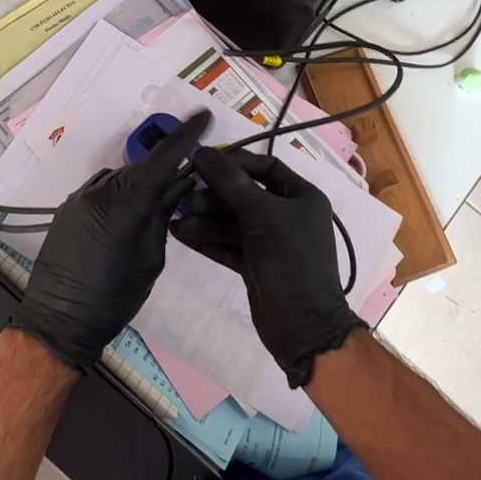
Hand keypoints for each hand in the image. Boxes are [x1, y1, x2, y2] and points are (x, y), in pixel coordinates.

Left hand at [9, 110, 210, 370]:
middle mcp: (100, 191)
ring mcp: (80, 197)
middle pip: (142, 169)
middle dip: (166, 169)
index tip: (204, 117)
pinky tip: (127, 215)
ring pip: (121, 178)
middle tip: (188, 179)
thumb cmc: (114, 297)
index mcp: (126, 204)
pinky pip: (102, 190)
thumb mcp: (151, 258)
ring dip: (141, 184)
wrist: (59, 319)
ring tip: (156, 206)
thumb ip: (164, 214)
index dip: (185, 136)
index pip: (162, 160)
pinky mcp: (68, 207)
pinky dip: (120, 194)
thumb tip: (181, 183)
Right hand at [172, 146, 362, 387]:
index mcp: (301, 197)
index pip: (265, 167)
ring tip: (177, 219)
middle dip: (214, 195)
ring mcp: (270, 241)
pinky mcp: (254, 264)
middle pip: (243, 194)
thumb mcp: (263, 216)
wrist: (303, 327)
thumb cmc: (292, 262)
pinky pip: (227, 243)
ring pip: (231, 221)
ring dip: (205, 218)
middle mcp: (286, 215)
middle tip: (187, 197)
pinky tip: (180, 234)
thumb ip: (230, 183)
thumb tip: (200, 152)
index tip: (202, 161)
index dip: (234, 162)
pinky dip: (206, 238)